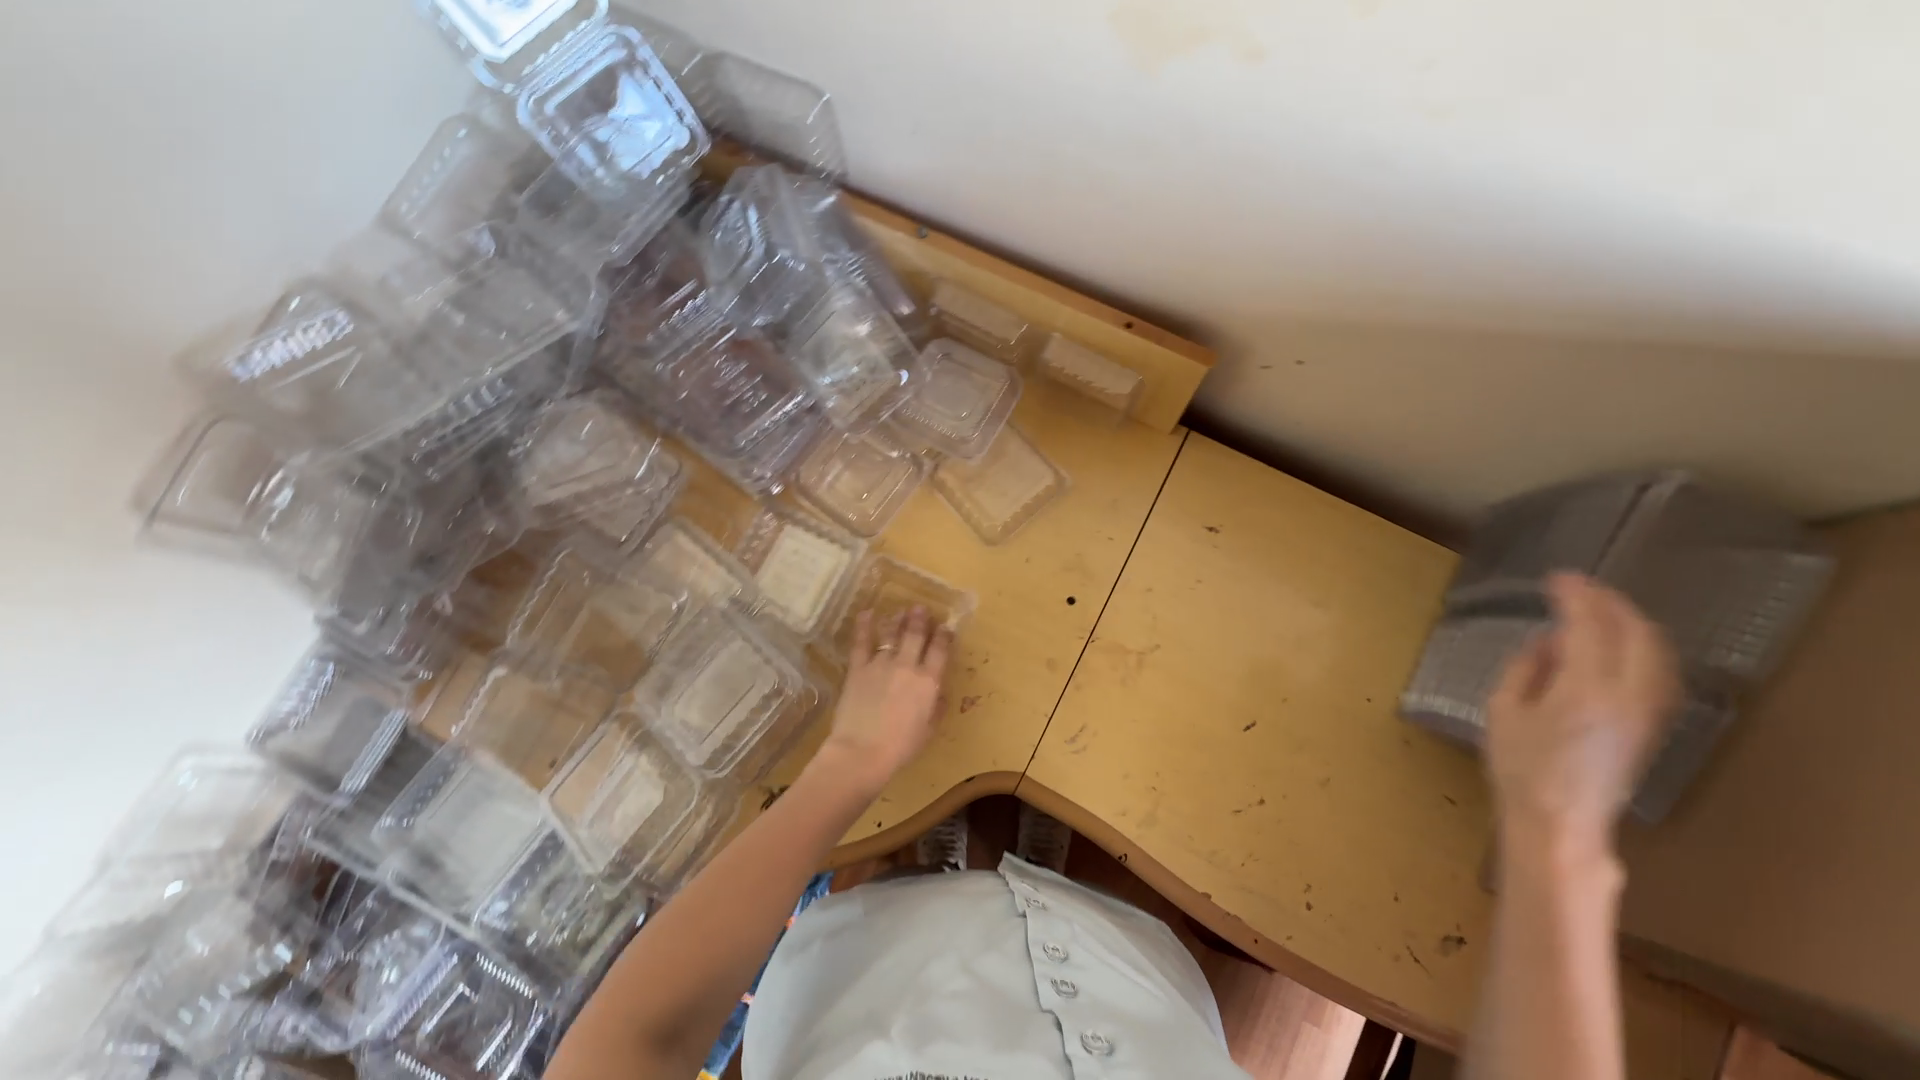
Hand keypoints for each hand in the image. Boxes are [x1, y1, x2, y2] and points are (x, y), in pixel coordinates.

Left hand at [815, 606, 954, 788]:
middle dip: (920, 619)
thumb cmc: (900, 747)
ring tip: (900, 611)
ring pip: (891, 634)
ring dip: (897, 620)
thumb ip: (936, 708)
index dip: (944, 636)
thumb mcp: (928, 730)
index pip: (940, 650)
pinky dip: (864, 626)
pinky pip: (861, 642)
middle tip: (921, 608)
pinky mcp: (858, 669)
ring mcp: (880, 664)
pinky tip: (867, 613)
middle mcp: (907, 666)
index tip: (946, 627)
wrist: (862, 751)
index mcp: (928, 682)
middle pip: (915, 635)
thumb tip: (939, 694)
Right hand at [1486, 574, 1681, 842]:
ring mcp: (1648, 712)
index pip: (1588, 625)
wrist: (1561, 825)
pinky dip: (1644, 647)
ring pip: (1656, 651)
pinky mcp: (1653, 727)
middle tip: (1580, 588)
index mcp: (1584, 690)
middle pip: (1634, 632)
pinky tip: (1625, 646)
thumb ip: (1526, 669)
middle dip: (1609, 603)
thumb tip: (1550, 643)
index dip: (1575, 595)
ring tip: (1604, 611)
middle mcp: (1627, 696)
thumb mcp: (1503, 712)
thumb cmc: (1520, 770)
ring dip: (1632, 623)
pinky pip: (1659, 672)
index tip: (1557, 578)